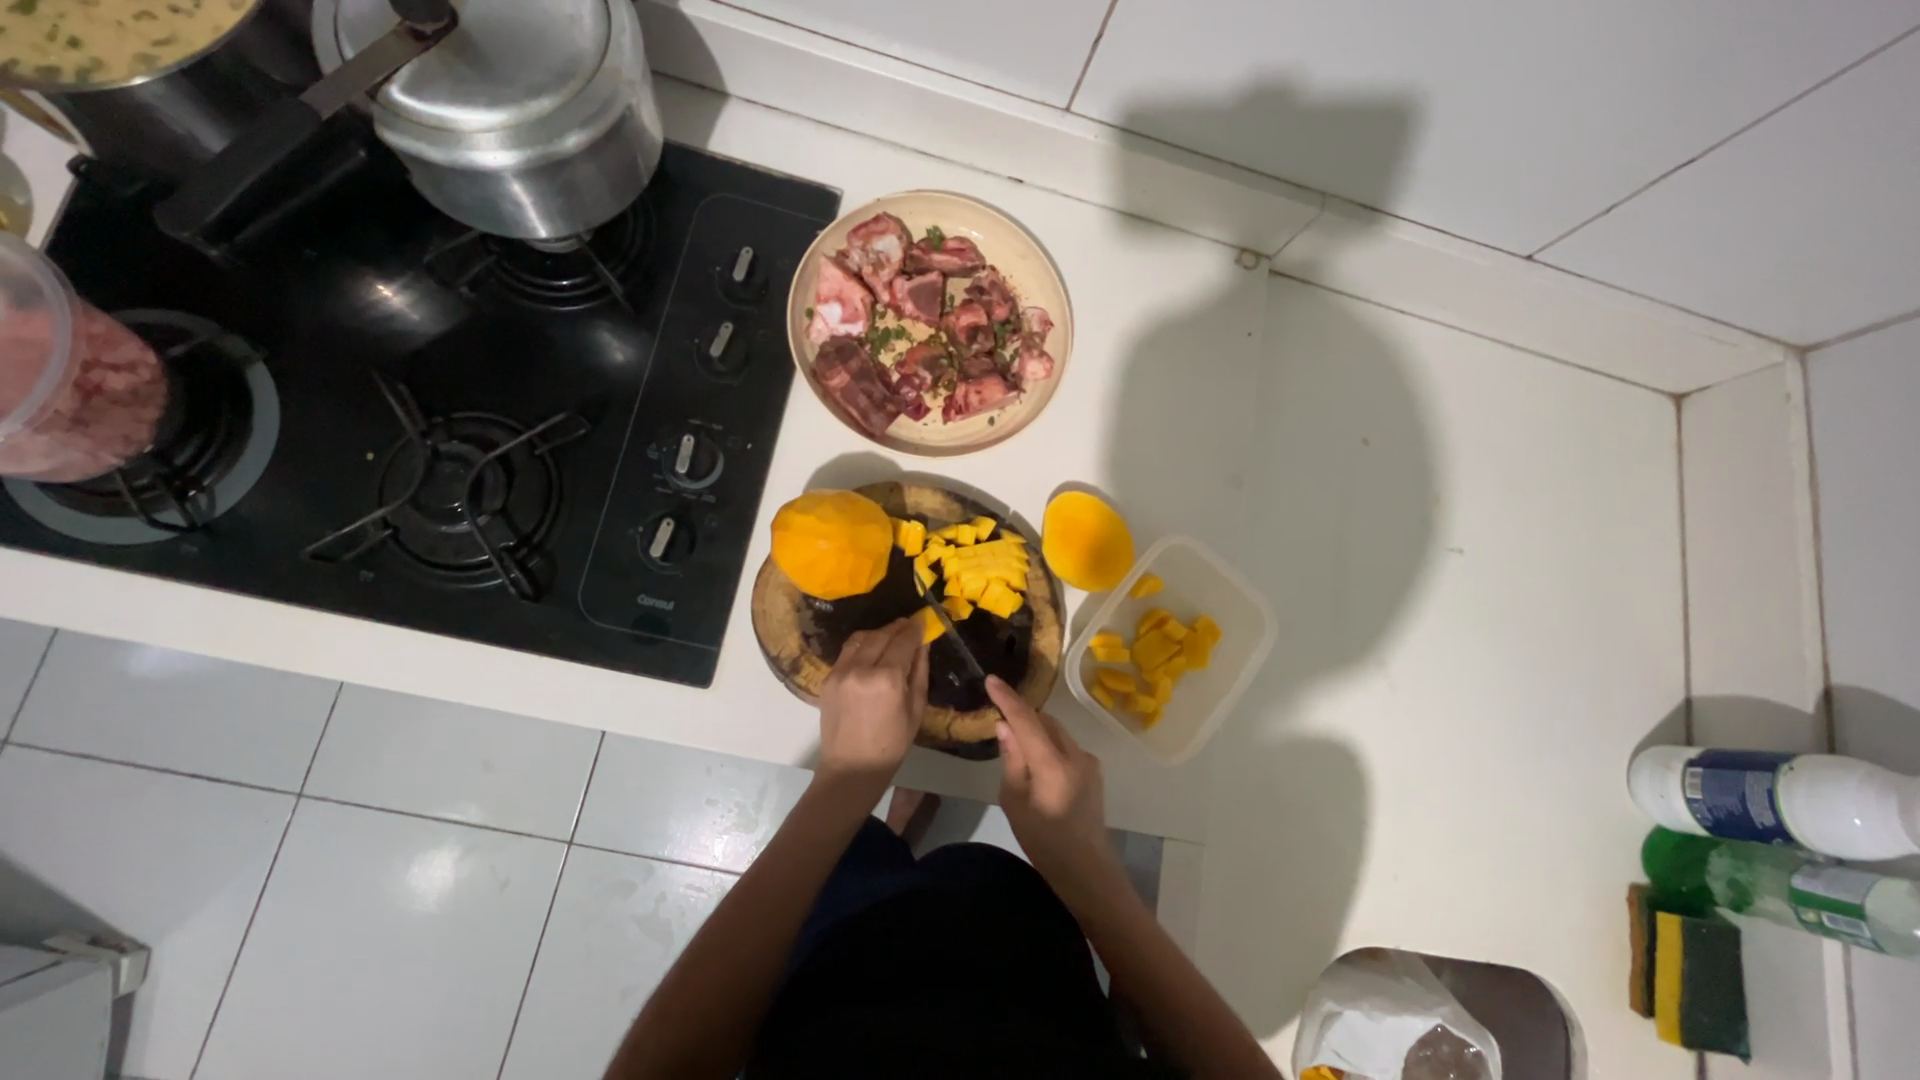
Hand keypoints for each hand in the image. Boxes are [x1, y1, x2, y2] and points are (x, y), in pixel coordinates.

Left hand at [817, 617, 927, 782]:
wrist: (852, 767)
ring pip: (861, 638)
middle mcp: (860, 669)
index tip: (924, 621)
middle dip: (898, 627)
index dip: (915, 629)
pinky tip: (872, 650)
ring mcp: (840, 672)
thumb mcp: (916, 708)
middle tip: (910, 626)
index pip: (903, 641)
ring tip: (891, 636)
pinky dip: (862, 645)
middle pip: (881, 635)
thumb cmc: (892, 744)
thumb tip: (923, 644)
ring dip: (878, 633)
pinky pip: (847, 651)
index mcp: (886, 679)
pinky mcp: (828, 678)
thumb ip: (919, 671)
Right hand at [990, 676, 1122, 902]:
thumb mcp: (1015, 803)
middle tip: (997, 716)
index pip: (1027, 720)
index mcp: (1053, 765)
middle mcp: (1075, 755)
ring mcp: (1089, 762)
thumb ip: (1012, 759)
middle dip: (1022, 714)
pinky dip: (1049, 744)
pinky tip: (1037, 761)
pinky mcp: (1094, 771)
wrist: (1087, 869)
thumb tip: (1005, 725)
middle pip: (1045, 721)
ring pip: (1056, 732)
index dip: (1008, 698)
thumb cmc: (1043, 842)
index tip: (991, 680)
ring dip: (1036, 729)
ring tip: (1015, 742)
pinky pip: (1066, 746)